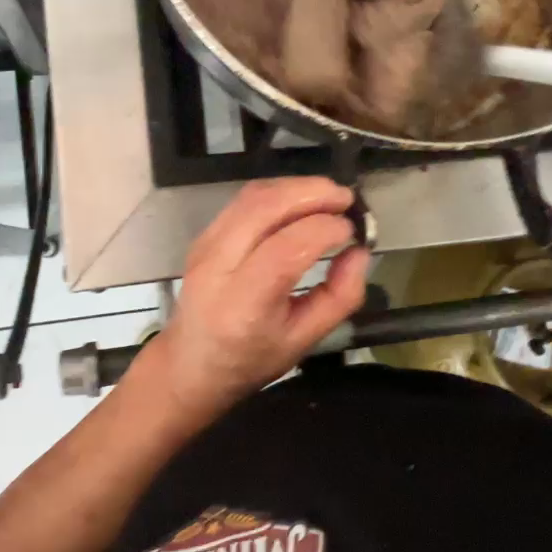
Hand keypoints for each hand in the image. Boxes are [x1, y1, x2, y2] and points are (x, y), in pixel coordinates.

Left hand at [146, 177, 371, 406]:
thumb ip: (339, 297)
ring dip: (296, 188)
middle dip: (312, 194)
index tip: (353, 232)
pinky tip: (301, 202)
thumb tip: (360, 252)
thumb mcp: (304, 341)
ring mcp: (205, 245)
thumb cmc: (251, 359)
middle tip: (347, 199)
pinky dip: (278, 193)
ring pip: (253, 196)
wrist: (191, 363)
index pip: (285, 249)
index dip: (324, 230)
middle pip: (264, 208)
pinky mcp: (204, 234)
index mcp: (243, 305)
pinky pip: (243, 200)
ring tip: (329, 197)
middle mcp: (218, 266)